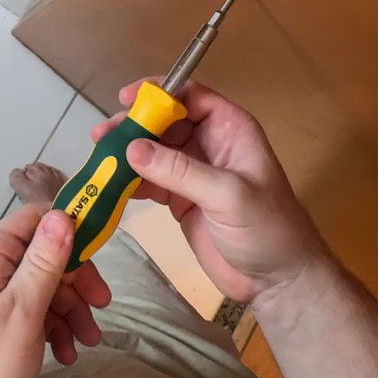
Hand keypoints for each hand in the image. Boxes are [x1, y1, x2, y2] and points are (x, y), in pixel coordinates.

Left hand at [0, 205, 111, 377]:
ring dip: (69, 310)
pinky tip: (65, 353)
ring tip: (87, 343)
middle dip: (76, 282)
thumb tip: (64, 213)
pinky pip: (31, 306)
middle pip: (45, 253)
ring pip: (42, 284)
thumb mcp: (23, 309)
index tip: (100, 255)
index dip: (71, 229)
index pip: (38, 217)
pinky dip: (52, 325)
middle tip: (102, 309)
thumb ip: (45, 260)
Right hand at [97, 80, 328, 305]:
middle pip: (164, 121)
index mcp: (229, 129)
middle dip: (134, 124)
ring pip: (153, 150)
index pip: (189, 96)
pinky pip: (150, 179)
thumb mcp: (229, 195)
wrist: (278, 284)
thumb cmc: (268, 230)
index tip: (125, 97)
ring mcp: (193, 172)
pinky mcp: (181, 198)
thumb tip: (132, 148)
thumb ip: (180, 171)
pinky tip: (110, 182)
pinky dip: (129, 179)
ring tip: (99, 155)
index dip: (158, 93)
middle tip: (103, 134)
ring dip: (126, 151)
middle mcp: (209, 143)